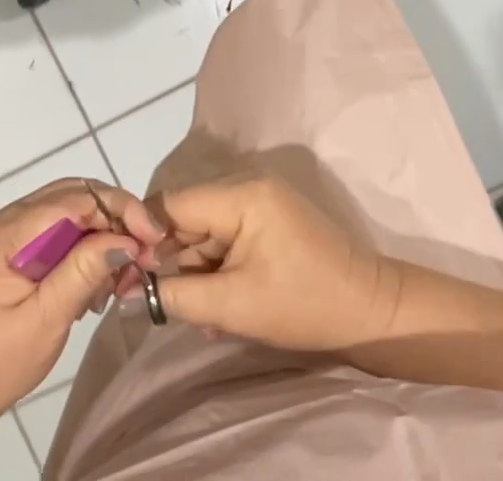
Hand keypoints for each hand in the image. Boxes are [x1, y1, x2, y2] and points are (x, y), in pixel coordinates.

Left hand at [0, 177, 167, 419]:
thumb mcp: (45, 320)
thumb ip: (83, 273)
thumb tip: (127, 238)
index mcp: (7, 233)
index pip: (75, 198)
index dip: (119, 209)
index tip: (153, 240)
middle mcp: (7, 222)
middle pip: (74, 195)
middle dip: (116, 219)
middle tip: (145, 257)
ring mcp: (9, 236)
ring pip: (70, 212)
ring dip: (103, 236)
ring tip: (122, 278)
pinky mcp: (14, 253)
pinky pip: (59, 233)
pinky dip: (85, 250)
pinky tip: (97, 286)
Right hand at [143, 174, 401, 353]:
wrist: (374, 315)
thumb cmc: (306, 306)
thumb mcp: (233, 305)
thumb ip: (176, 293)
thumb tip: (128, 287)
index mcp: (242, 194)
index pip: (171, 204)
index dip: (147, 238)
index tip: (136, 276)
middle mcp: (248, 185)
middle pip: (186, 218)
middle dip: (177, 262)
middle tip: (173, 305)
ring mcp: (261, 201)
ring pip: (205, 233)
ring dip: (199, 273)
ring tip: (209, 317)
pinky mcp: (270, 220)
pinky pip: (227, 239)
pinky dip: (219, 271)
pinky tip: (224, 307)